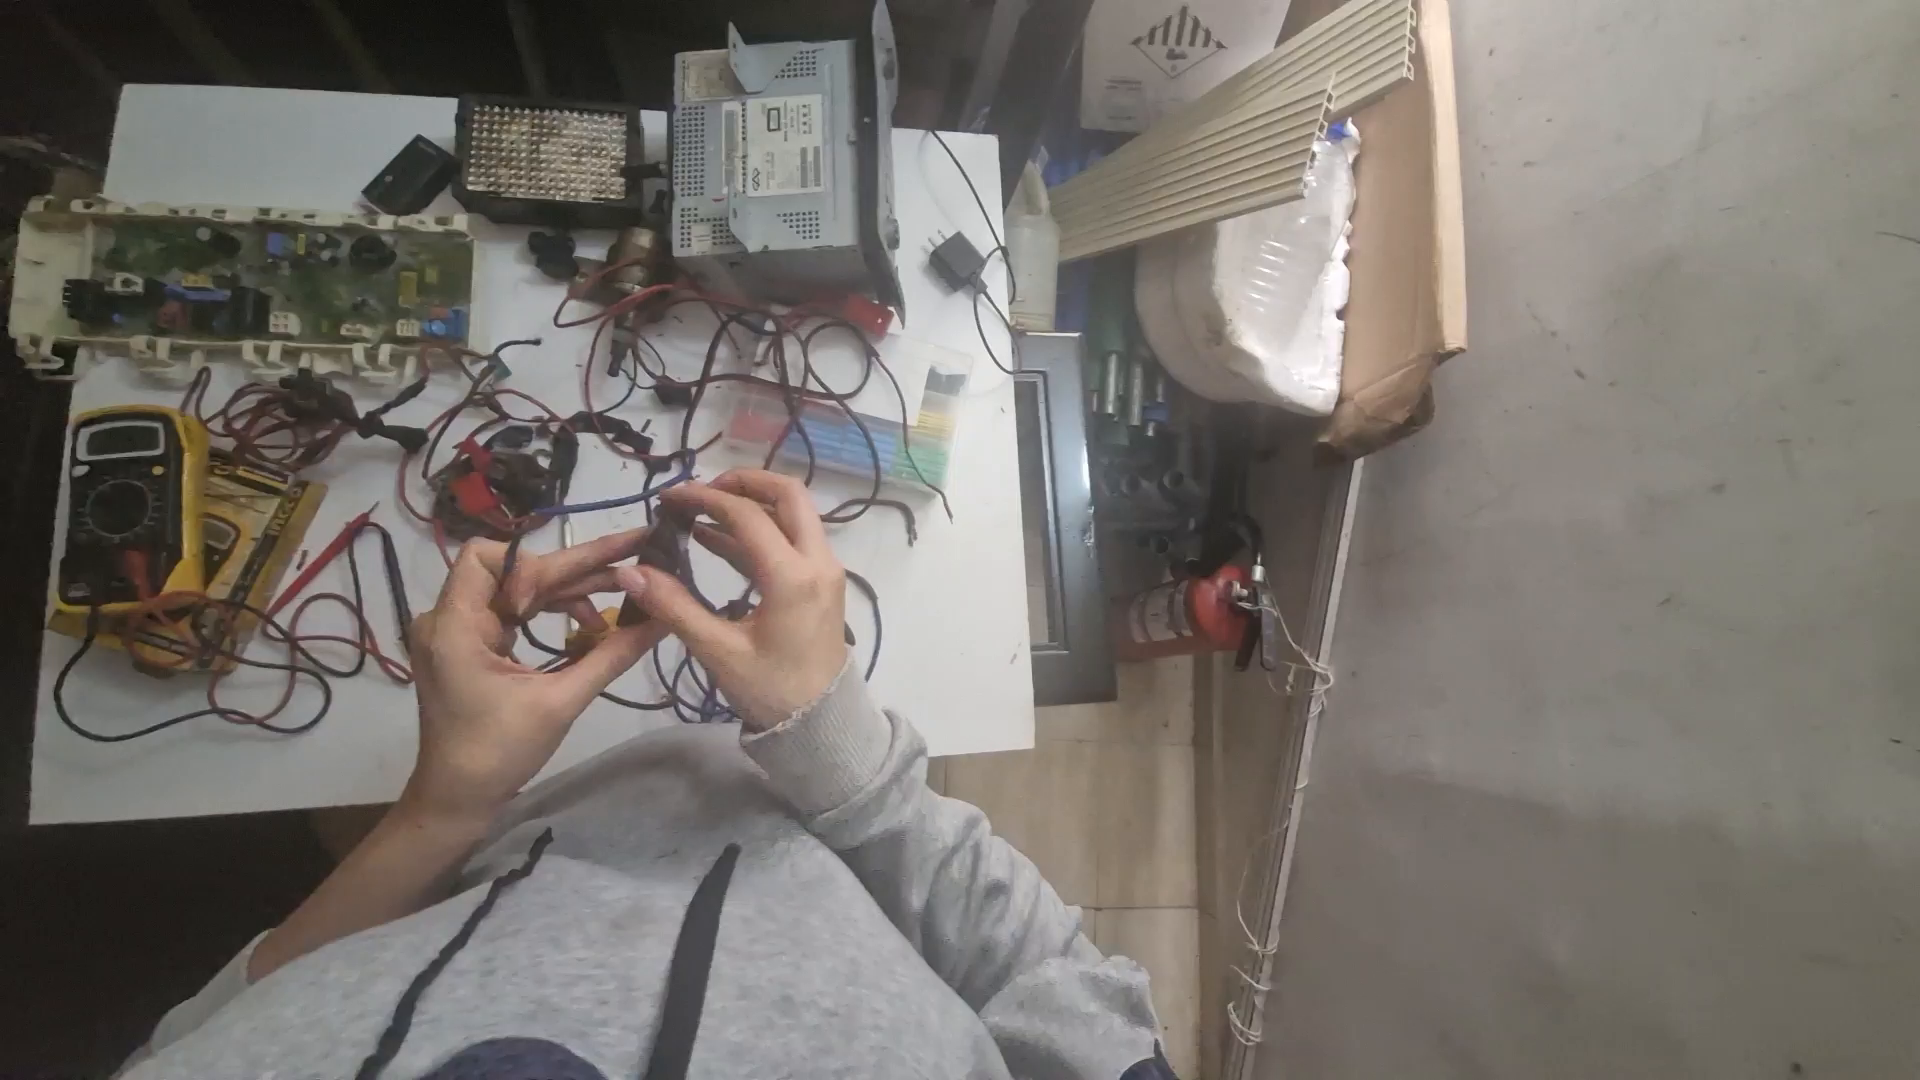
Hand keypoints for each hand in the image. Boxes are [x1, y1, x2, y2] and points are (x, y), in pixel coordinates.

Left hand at [403, 529, 669, 820]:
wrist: (458, 799)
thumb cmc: (499, 752)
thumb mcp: (562, 701)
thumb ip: (613, 654)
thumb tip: (663, 618)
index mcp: (455, 628)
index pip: (486, 558)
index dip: (533, 566)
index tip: (567, 595)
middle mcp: (451, 618)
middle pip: (518, 570)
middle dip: (577, 567)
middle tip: (637, 551)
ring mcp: (463, 630)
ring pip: (524, 587)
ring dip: (572, 591)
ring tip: (622, 598)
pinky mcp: (476, 643)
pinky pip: (520, 610)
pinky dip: (556, 611)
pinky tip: (591, 626)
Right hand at [615, 469, 846, 731]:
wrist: (822, 721)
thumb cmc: (772, 689)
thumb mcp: (719, 651)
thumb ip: (676, 607)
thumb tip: (631, 573)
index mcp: (793, 576)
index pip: (748, 515)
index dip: (705, 498)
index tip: (669, 498)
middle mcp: (818, 561)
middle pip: (788, 495)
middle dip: (743, 482)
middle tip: (699, 492)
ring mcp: (825, 569)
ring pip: (794, 514)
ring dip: (751, 505)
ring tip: (697, 514)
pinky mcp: (821, 580)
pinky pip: (792, 540)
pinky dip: (759, 532)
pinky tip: (714, 540)